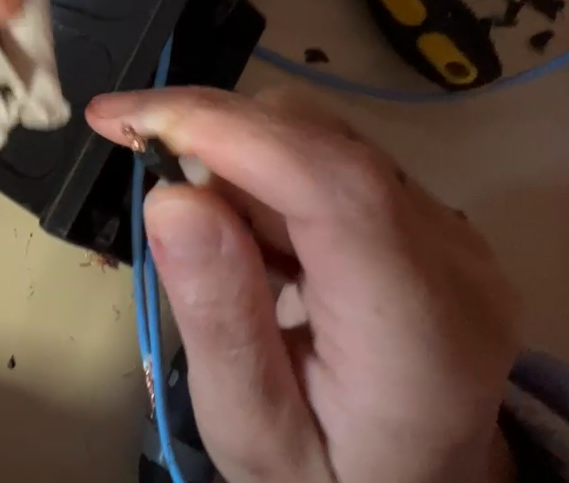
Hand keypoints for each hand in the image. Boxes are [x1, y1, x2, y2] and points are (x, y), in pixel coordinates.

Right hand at [86, 87, 519, 482]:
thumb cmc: (326, 472)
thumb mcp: (251, 428)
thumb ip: (220, 323)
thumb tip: (171, 197)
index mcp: (419, 328)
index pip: (331, 186)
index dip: (218, 130)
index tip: (117, 121)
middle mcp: (451, 259)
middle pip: (315, 141)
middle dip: (201, 126)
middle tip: (125, 149)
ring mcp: (443, 229)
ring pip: (310, 132)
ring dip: (222, 144)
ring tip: (189, 217)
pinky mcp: (417, 213)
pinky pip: (317, 148)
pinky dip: (246, 156)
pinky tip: (230, 219)